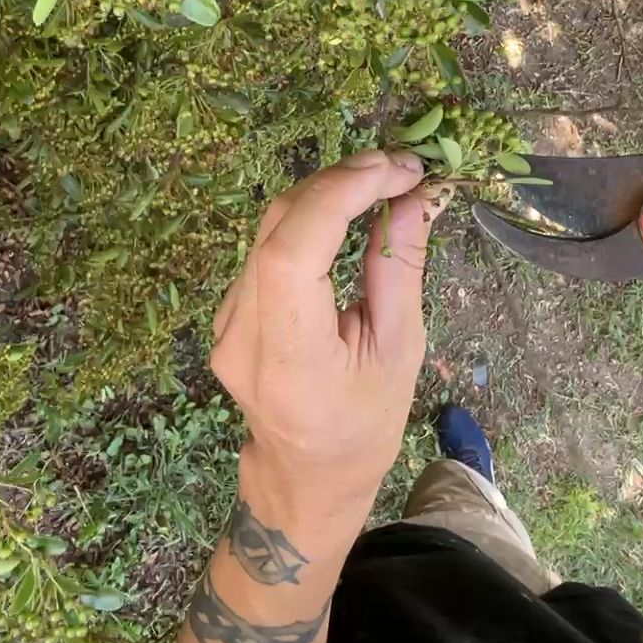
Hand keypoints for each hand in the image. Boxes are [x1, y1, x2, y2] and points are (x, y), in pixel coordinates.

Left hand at [177, 150, 441, 642]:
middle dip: (340, 182)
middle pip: (277, 227)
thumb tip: (417, 195)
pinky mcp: (228, 311)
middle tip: (399, 166)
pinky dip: (310, 215)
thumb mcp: (400, 351)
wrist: (304, 476)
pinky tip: (348, 207)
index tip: (395, 169)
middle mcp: (241, 336)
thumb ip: (400, 267)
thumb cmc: (364, 427)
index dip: (338, 196)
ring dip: (326, 191)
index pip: (291, 254)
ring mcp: (225, 322)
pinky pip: (266, 245)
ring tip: (381, 178)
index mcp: (289, 361)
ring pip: (269, 227)